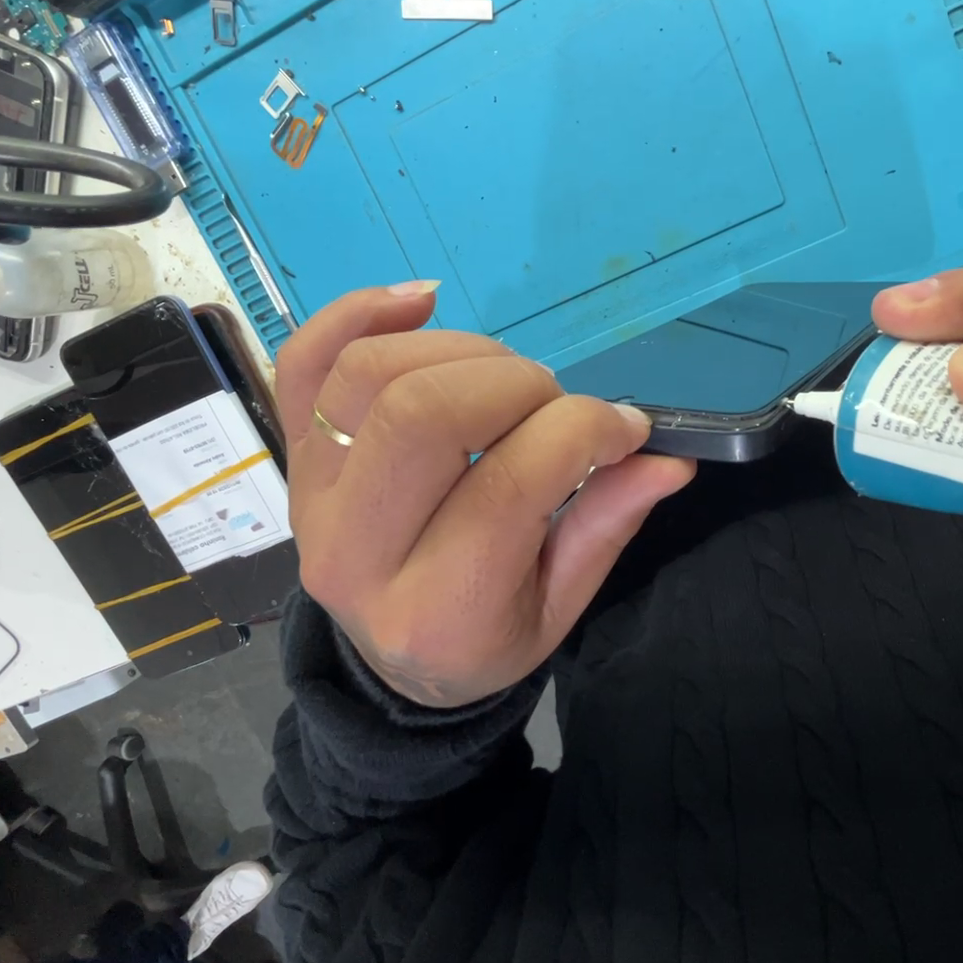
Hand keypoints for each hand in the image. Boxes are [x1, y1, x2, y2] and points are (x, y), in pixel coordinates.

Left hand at [275, 282, 695, 706]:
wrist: (393, 662)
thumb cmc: (487, 636)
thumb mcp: (560, 605)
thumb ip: (606, 526)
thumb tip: (668, 459)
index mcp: (440, 611)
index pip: (510, 485)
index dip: (585, 431)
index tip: (626, 428)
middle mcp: (357, 554)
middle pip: (426, 413)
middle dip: (519, 384)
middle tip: (555, 406)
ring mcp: (312, 500)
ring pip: (371, 374)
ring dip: (462, 349)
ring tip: (508, 378)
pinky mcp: (294, 461)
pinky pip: (304, 362)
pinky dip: (361, 312)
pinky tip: (423, 301)